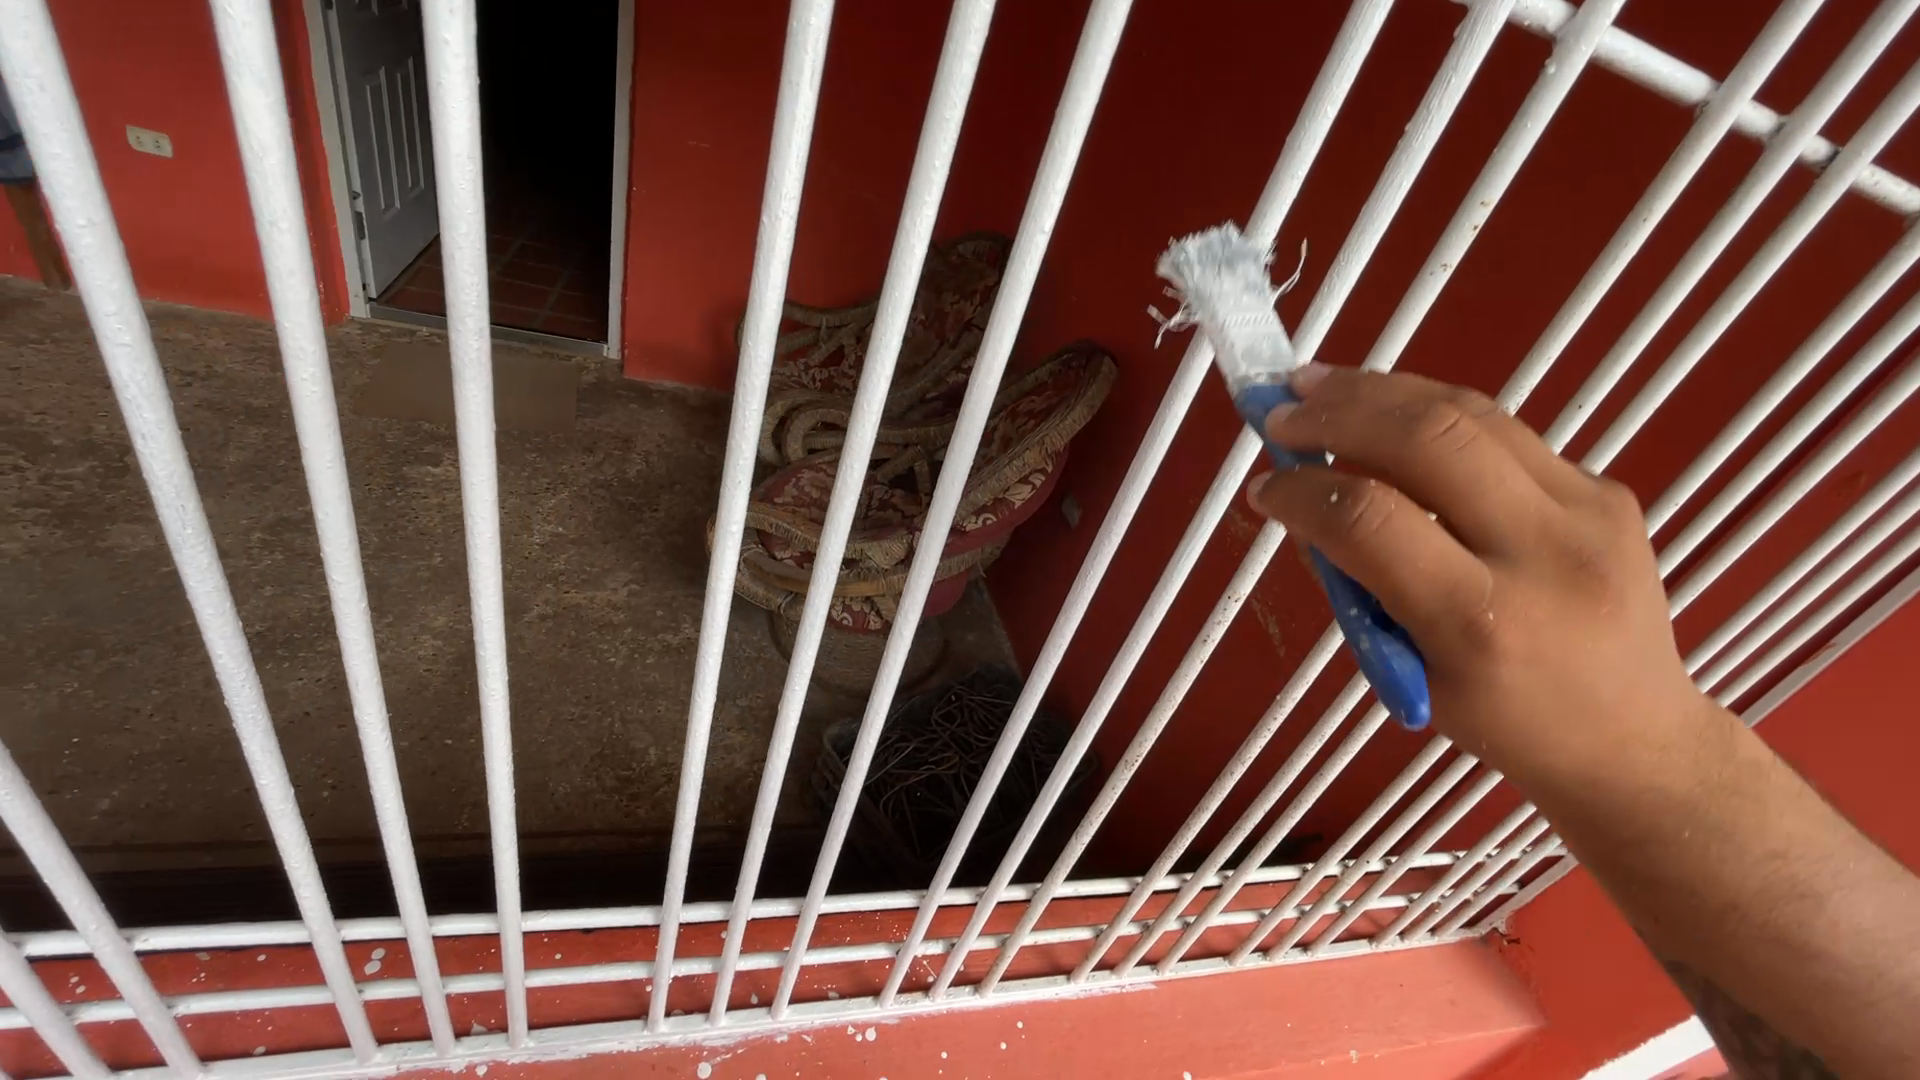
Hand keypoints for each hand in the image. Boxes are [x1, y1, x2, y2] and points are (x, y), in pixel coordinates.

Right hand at [1245, 363, 1721, 787]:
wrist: (1633, 736)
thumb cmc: (1499, 721)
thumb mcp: (1406, 670)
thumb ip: (1360, 581)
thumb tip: (1311, 503)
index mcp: (1481, 621)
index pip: (1371, 521)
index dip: (1303, 492)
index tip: (1263, 488)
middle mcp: (1544, 552)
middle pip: (1428, 440)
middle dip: (1338, 414)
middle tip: (1280, 409)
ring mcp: (1589, 509)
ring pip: (1468, 413)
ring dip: (1378, 390)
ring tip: (1317, 384)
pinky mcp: (1605, 488)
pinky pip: (1498, 430)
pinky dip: (1424, 412)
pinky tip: (1384, 413)